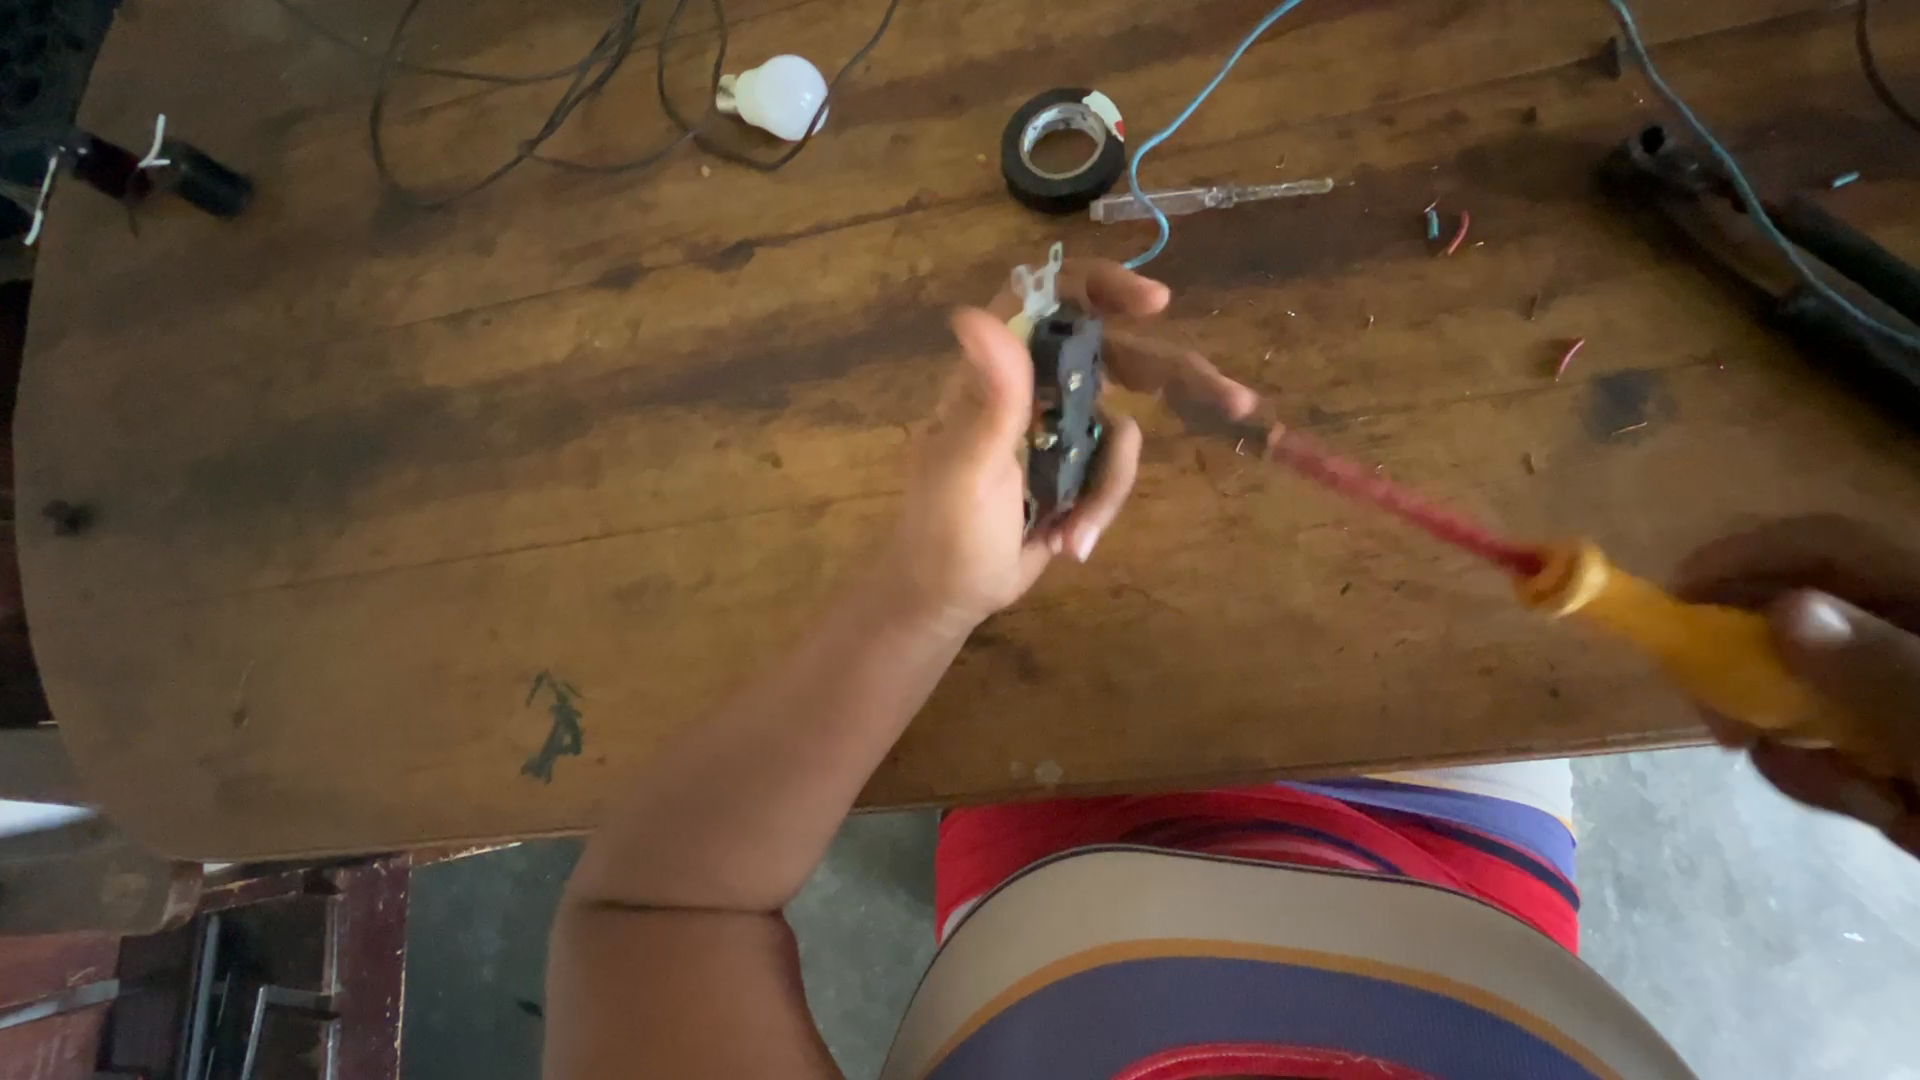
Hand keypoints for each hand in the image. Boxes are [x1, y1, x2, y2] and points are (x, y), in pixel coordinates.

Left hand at [882, 259, 1261, 632]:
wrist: (951, 595)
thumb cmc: (946, 531)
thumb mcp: (969, 467)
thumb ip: (990, 397)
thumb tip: (972, 313)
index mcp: (996, 372)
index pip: (1047, 300)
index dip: (1102, 287)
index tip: (1156, 304)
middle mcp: (1033, 387)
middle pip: (1115, 354)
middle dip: (1172, 378)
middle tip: (1234, 402)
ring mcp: (1059, 428)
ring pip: (1124, 425)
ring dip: (1112, 484)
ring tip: (1074, 535)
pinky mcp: (1076, 468)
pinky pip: (1116, 470)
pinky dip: (1101, 508)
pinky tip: (1068, 543)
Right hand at [1675, 515, 1919, 852]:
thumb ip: (1891, 672)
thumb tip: (1785, 611)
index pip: (1822, 546)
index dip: (1738, 560)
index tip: (1671, 605)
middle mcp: (1912, 637)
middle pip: (1788, 628)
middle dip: (1756, 684)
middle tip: (1733, 731)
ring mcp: (1901, 693)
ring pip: (1796, 696)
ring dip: (1802, 751)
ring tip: (1870, 804)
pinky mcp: (1897, 743)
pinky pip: (1823, 744)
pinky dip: (1831, 780)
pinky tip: (1887, 814)